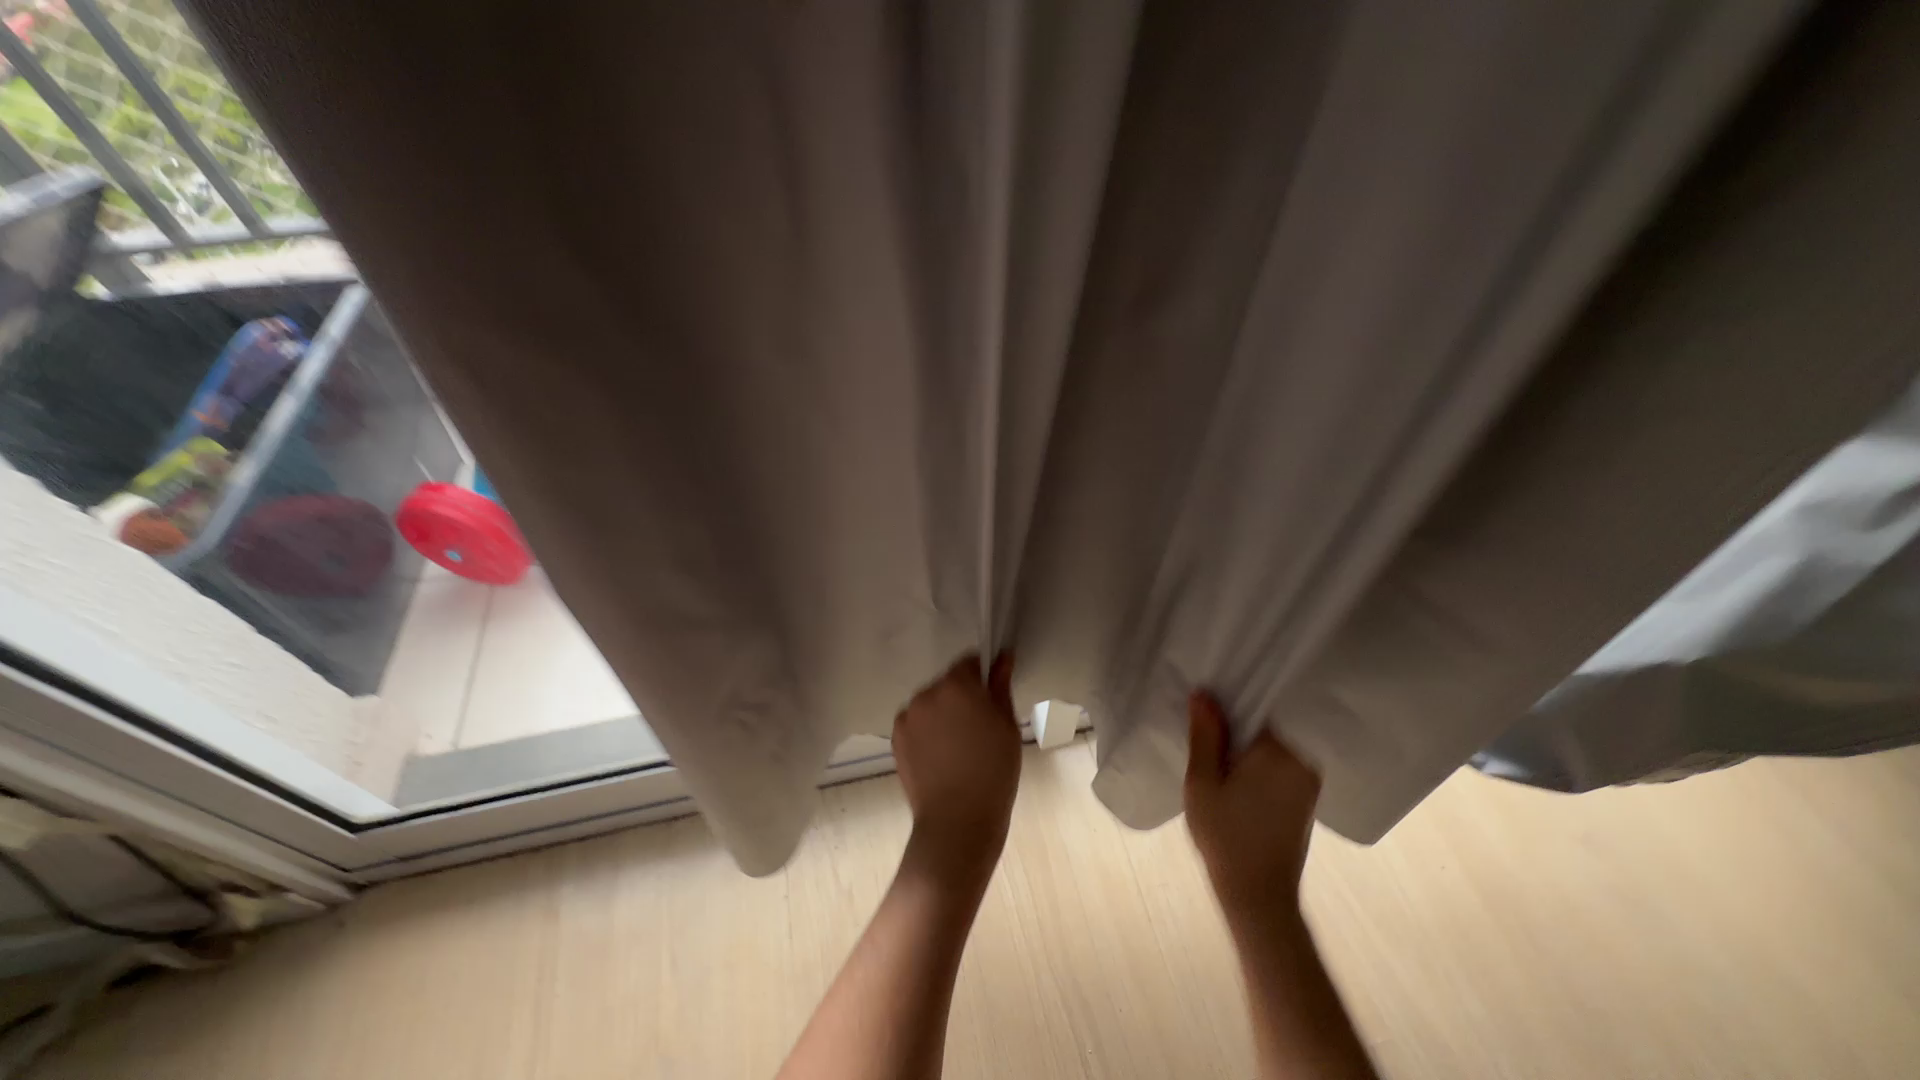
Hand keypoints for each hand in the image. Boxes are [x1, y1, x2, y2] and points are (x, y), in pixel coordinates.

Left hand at [892, 653, 1021, 880]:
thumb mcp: (1007, 726)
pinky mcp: (896, 738)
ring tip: (958, 747)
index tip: (992, 698)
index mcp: (957, 685)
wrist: (958, 819)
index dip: (983, 677)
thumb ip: (1000, 687)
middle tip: (979, 728)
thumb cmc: (994, 771)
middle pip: (947, 684)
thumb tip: (1002, 658)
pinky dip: (927, 732)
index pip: (970, 663)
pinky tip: (941, 757)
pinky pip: (916, 724)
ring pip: (930, 704)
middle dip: (961, 697)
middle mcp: (926, 693)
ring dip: (942, 714)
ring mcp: (907, 716)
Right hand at [1183, 690, 1320, 920]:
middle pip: (1264, 728)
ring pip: (1271, 749)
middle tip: (1204, 742)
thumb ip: (1205, 735)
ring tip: (1217, 761)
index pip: (1253, 708)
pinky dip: (1258, 768)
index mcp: (1279, 750)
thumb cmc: (1225, 837)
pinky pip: (1279, 767)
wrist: (1259, 896)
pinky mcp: (1307, 799)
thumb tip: (1204, 694)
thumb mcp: (1202, 782)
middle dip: (1235, 731)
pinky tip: (1236, 782)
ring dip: (1246, 750)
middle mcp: (1303, 759)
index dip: (1226, 708)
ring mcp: (1309, 780)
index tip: (1204, 715)